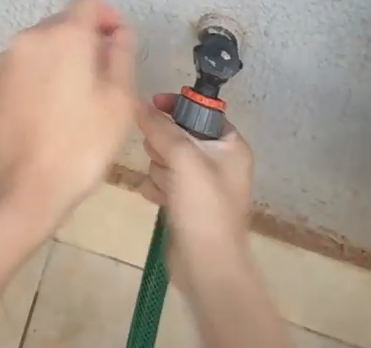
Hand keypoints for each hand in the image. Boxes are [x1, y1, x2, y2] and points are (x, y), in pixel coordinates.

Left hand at [0, 0, 137, 230]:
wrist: (15, 188)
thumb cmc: (78, 146)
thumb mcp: (118, 102)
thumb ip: (121, 56)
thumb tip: (119, 33)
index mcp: (65, 34)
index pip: (89, 1)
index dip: (108, 17)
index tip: (118, 44)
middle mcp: (31, 37)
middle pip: (64, 22)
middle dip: (85, 41)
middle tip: (102, 80)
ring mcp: (6, 59)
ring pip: (42, 46)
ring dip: (60, 60)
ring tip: (74, 101)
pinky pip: (23, 67)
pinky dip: (38, 78)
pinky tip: (47, 113)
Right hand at [136, 92, 256, 283]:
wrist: (207, 267)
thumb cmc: (204, 207)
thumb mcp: (182, 158)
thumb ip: (160, 127)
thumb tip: (139, 103)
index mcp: (231, 145)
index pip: (202, 111)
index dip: (179, 106)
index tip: (154, 104)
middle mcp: (219, 161)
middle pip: (179, 134)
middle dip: (164, 145)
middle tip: (163, 158)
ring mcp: (202, 184)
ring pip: (166, 158)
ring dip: (159, 169)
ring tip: (166, 188)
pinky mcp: (186, 203)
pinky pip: (163, 181)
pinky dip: (157, 187)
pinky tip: (158, 200)